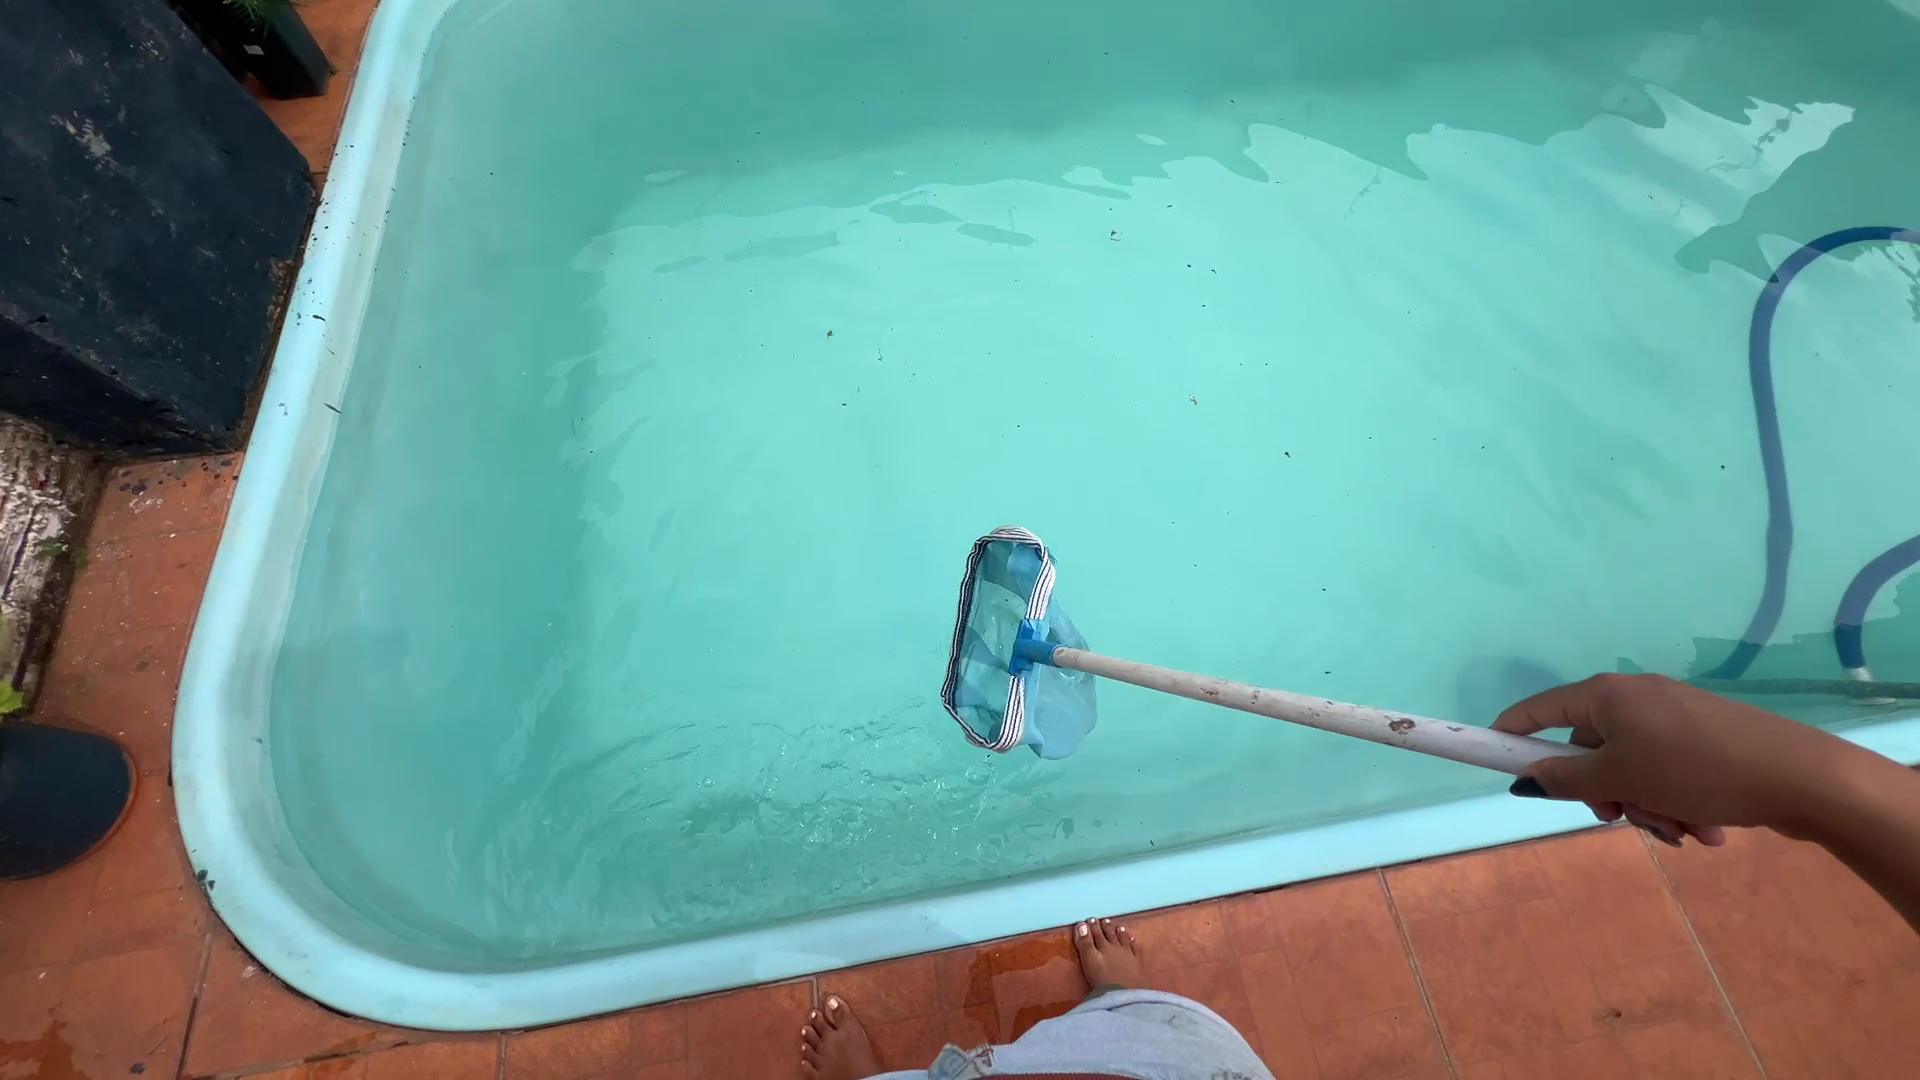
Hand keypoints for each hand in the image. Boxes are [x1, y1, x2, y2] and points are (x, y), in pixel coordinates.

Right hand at [1492, 673, 1852, 845]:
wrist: (1810, 780)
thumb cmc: (1695, 770)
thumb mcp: (1619, 779)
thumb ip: (1564, 778)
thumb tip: (1527, 778)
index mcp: (1604, 696)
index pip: (1536, 709)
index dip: (1510, 732)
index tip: (1494, 757)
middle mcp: (1634, 698)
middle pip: (1589, 748)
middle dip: (1602, 790)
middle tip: (1616, 818)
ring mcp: (1674, 716)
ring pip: (1631, 766)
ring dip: (1644, 804)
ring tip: (1680, 833)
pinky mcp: (1708, 737)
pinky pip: (1668, 769)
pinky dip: (1675, 800)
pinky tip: (1705, 828)